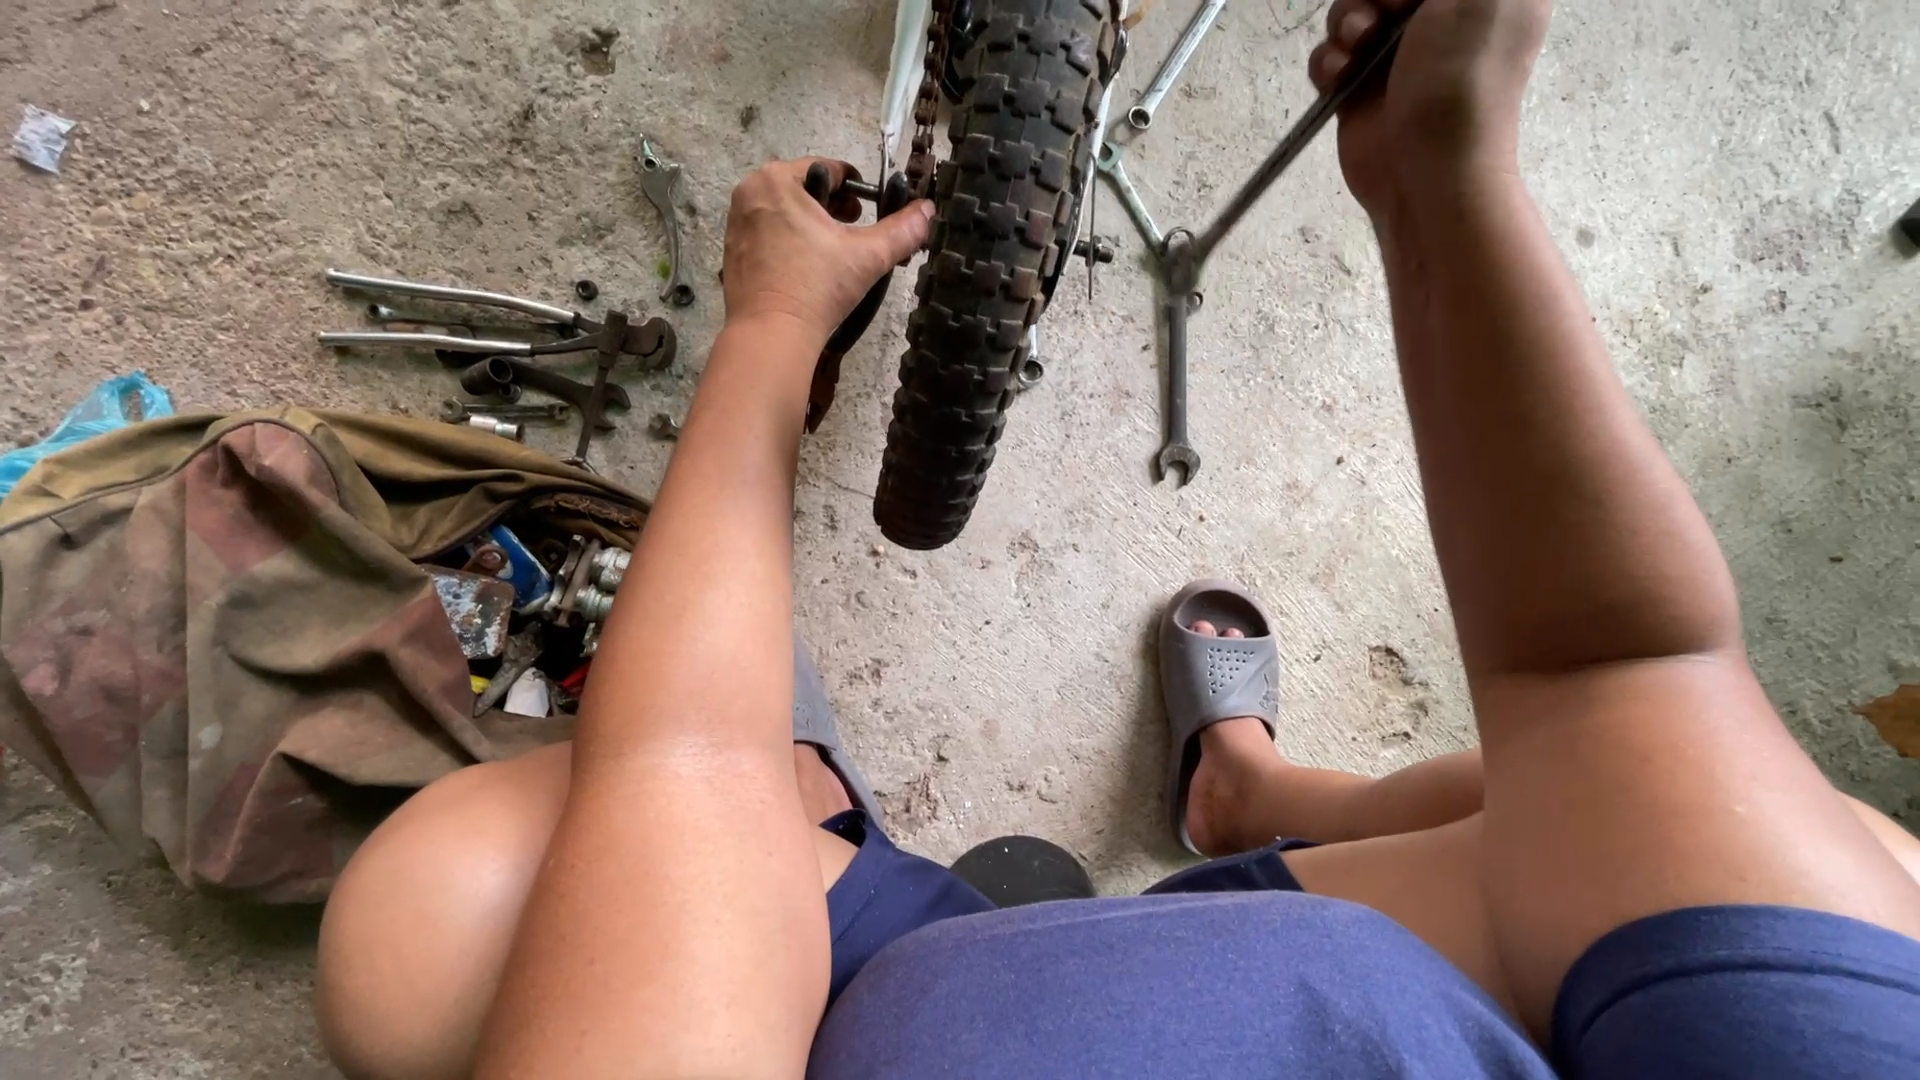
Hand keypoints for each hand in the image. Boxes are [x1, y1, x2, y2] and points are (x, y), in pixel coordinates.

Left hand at [721, 158, 933, 342]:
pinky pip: (769, 236)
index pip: (829, 170)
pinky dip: (790, 244)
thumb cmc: (817, 288)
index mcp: (777, 180)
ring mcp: (737, 224)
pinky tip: (808, 270)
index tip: (870, 212)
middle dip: (833, 209)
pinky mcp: (732, 253)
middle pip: (805, 190)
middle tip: (855, 234)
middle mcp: (750, 193)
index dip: (857, 189)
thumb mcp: (868, 256)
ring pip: (786, 213)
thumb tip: (928, 211)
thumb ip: (902, 231)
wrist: (771, 334)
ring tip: (834, 255)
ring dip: (813, 226)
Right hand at [1310, 0, 1551, 217]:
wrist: (1428, 168)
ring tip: (1357, 46)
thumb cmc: (1462, 79)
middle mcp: (1436, 17)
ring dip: (1344, 23)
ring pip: (1350, 13)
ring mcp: (1393, 55)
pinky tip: (1339, 77)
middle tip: (1385, 12)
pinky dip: (1326, 63)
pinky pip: (1328, 58)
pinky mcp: (1357, 89)